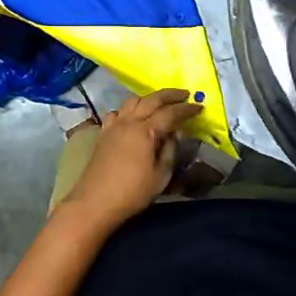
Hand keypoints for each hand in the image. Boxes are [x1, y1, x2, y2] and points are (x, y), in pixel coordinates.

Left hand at [55, 89, 202, 230]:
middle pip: (151, 99)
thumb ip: (170, 150)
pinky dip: (130, 109)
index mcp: (145, 131)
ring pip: (132, 101)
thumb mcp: (161, 175)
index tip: (199, 107)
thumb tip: (173, 133)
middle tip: (185, 94)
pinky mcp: (103, 132)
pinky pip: (118, 112)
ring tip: (160, 103)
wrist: (95, 201)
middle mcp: (128, 121)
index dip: (186, 109)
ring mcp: (113, 125)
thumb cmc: (132, 192)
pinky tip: (133, 116)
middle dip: (170, 95)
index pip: (170, 113)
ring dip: (149, 98)